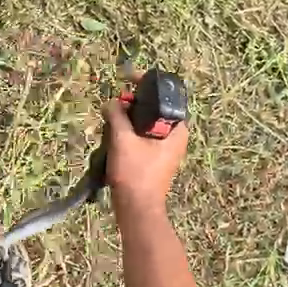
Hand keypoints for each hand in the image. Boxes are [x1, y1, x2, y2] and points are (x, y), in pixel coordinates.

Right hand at [103, 96, 188, 215]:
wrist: (136, 209)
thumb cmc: (134, 173)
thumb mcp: (122, 139)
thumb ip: (116, 115)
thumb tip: (111, 103)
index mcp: (177, 129)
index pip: (164, 96)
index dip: (144, 84)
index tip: (126, 78)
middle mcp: (176, 136)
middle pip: (153, 109)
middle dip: (132, 105)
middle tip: (114, 105)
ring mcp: (166, 149)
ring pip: (145, 124)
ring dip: (127, 120)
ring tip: (110, 121)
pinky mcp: (155, 159)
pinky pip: (142, 137)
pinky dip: (128, 133)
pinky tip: (113, 137)